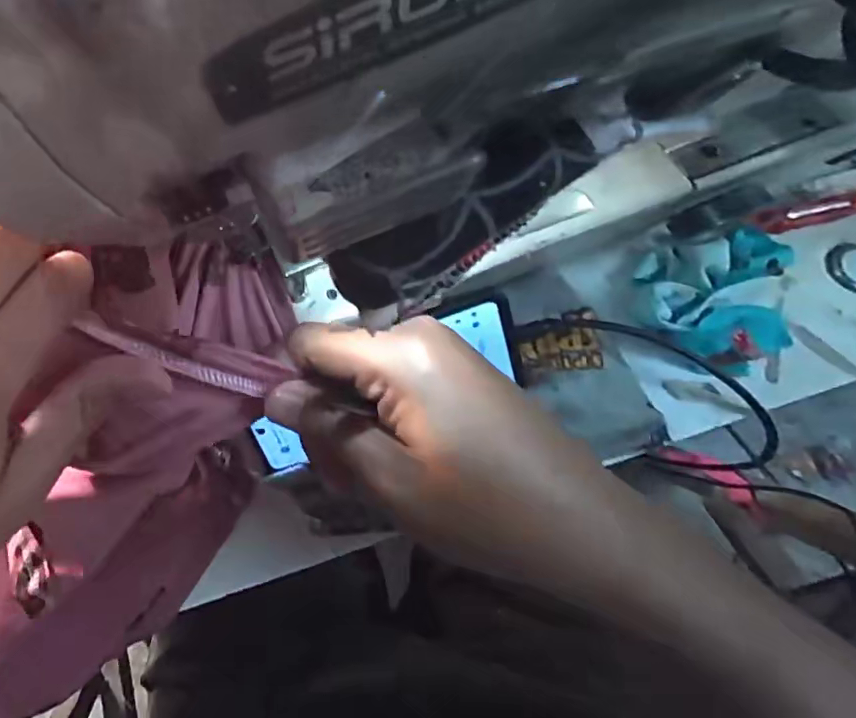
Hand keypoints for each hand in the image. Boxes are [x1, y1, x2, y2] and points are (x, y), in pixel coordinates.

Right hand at [265, 317, 613, 583]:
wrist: (584, 524)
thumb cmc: (482, 508)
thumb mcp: (389, 479)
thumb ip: (324, 428)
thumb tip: (272, 393)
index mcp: (397, 350)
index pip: (307, 340)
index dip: (287, 382)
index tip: (292, 436)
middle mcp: (415, 331)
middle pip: (336, 358)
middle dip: (326, 415)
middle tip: (343, 480)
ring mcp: (441, 347)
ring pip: (363, 374)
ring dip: (354, 424)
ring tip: (374, 483)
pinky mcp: (456, 366)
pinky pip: (396, 379)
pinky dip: (384, 417)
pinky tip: (401, 464)